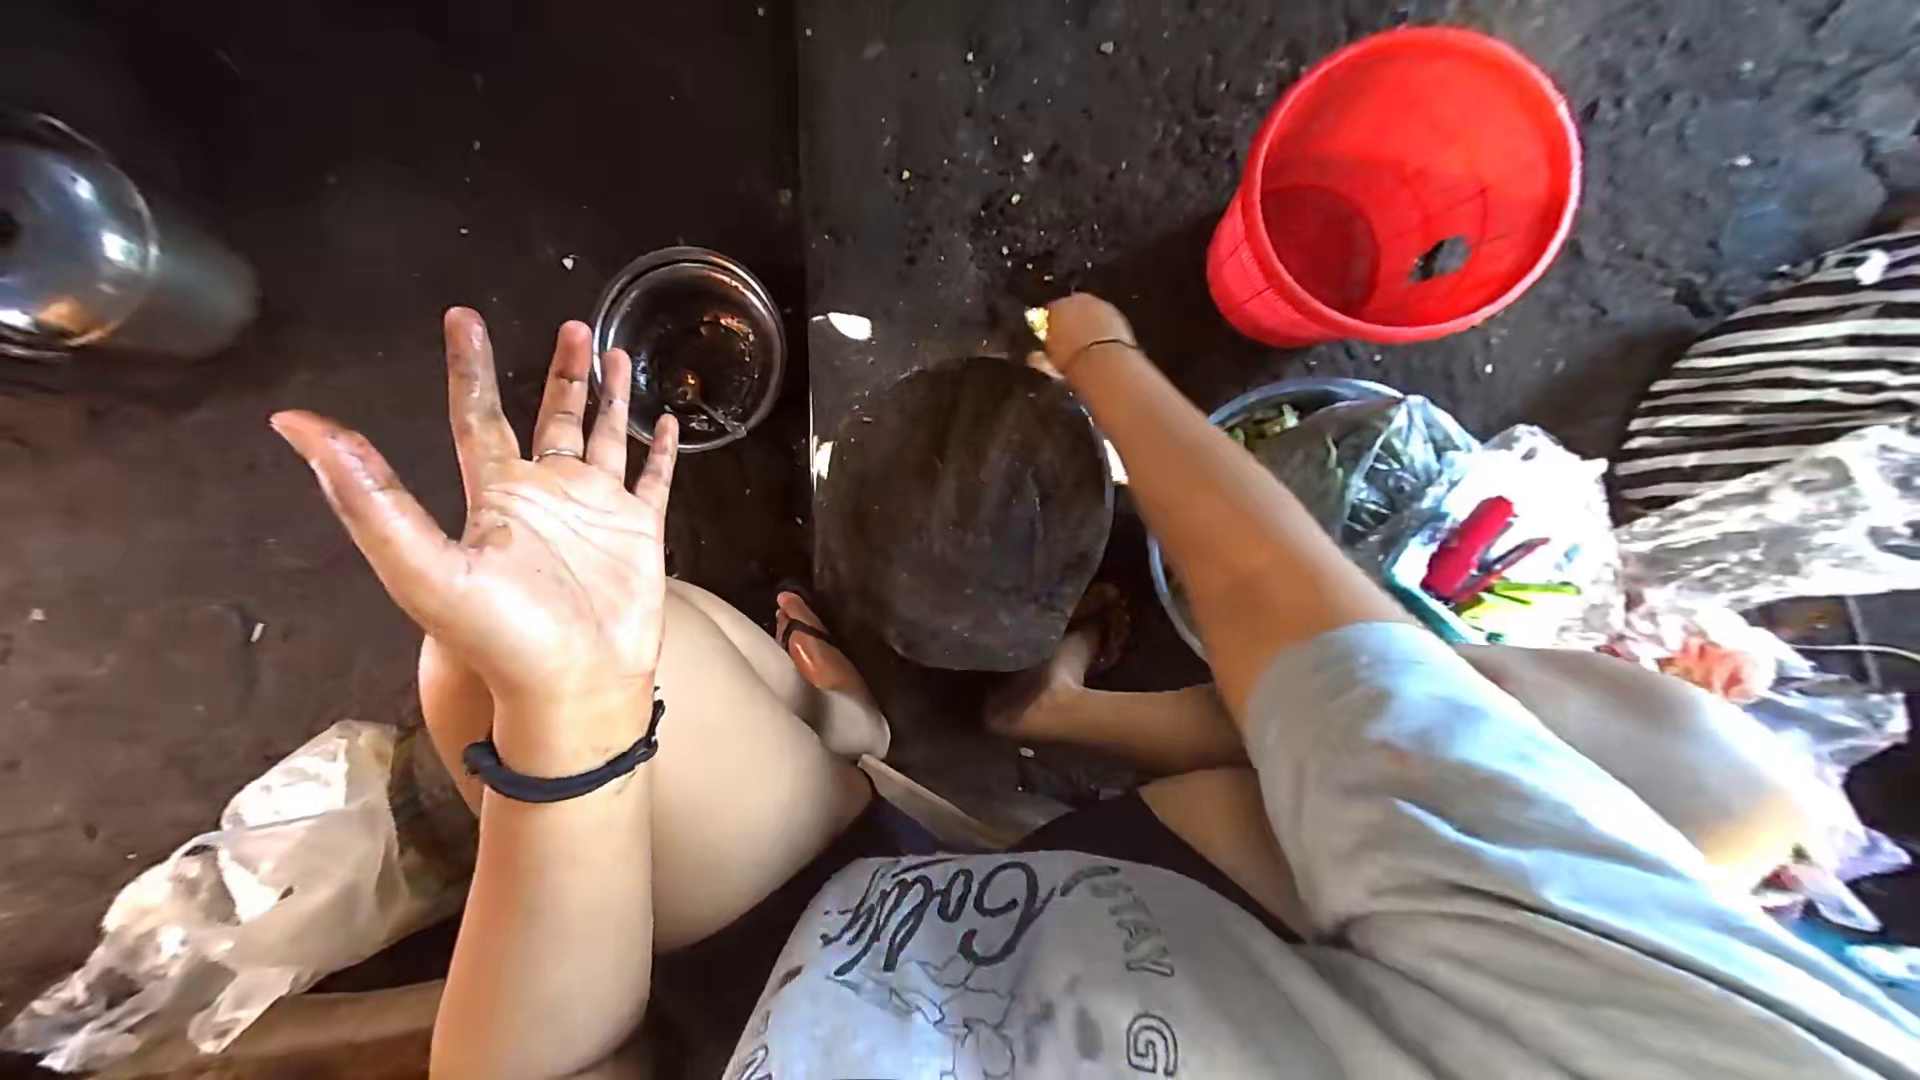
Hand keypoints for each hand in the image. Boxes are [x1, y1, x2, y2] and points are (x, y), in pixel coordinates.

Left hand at [272, 308, 678, 764]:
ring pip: (606, 437)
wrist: (579, 679)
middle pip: (554, 416)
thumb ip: (372, 500)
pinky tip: (666, 424)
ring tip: (616, 356)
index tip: (465, 320)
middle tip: (573, 326)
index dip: (470, 368)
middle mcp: (549, 491)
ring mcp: (600, 508)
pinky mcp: (642, 528)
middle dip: (560, 370)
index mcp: (497, 493)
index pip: (478, 416)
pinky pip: (654, 478)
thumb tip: (296, 424)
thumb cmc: (506, 632)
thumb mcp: (427, 568)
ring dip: (612, 398)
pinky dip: (661, 451)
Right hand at [1042, 293, 1138, 375]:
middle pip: (1070, 307)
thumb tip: (1034, 357)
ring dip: (1087, 321)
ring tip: (1088, 343)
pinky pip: (1104, 317)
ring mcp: (1097, 303)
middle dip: (1070, 320)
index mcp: (1056, 308)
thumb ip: (1041, 355)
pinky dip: (1102, 326)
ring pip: (1089, 310)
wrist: (1103, 362)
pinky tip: (1102, 342)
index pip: (1049, 312)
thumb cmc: (1072, 362)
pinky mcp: (1115, 311)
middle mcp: (1076, 300)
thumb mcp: (1050, 362)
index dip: (1050, 326)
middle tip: (1071, 340)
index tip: (1052, 339)